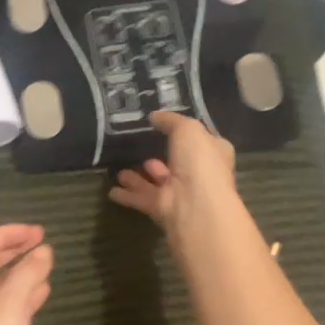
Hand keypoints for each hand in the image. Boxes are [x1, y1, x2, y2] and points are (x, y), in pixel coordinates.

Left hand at [0, 225, 53, 324]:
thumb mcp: (12, 303)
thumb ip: (28, 272)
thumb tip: (44, 249)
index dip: (8, 232)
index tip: (36, 230)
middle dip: (15, 248)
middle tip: (42, 240)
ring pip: (2, 283)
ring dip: (22, 270)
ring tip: (47, 262)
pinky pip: (10, 305)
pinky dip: (26, 293)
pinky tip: (44, 291)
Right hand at [107, 111, 237, 233]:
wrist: (193, 204)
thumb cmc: (198, 162)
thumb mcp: (187, 129)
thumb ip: (171, 120)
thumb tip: (155, 116)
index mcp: (212, 153)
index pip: (200, 141)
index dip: (185, 133)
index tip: (164, 126)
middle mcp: (197, 174)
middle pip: (176, 163)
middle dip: (158, 158)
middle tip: (139, 149)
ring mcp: (178, 192)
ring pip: (155, 181)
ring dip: (138, 177)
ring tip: (119, 170)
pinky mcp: (160, 208)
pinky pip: (140, 198)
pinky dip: (126, 194)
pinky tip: (112, 190)